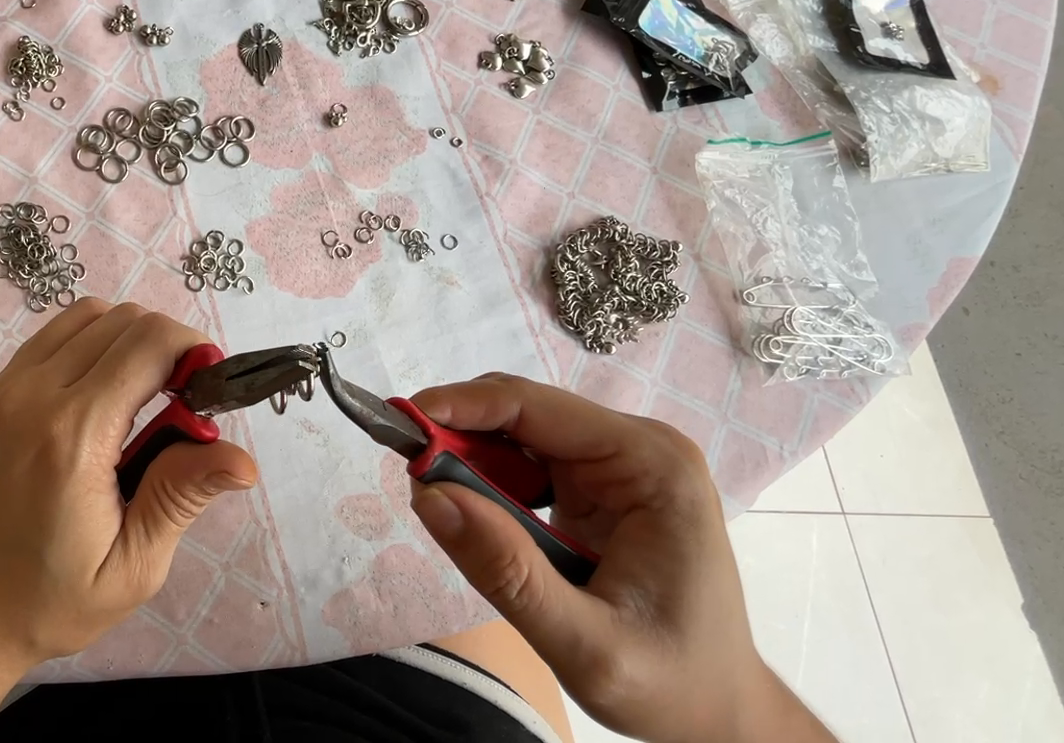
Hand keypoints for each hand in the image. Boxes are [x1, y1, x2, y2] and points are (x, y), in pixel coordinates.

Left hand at [0, 300, 257, 742]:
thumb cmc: (46, 602)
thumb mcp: (130, 567)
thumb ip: (181, 496)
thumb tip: (243, 459)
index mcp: (75, 434)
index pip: (150, 343)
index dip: (195, 351)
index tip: (211, 391)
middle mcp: (35, 393)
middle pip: (123, 320)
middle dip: (168, 345)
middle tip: (184, 402)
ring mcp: (7, 385)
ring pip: (87, 316)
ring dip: (129, 339)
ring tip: (144, 396)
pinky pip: (53, 336)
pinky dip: (90, 343)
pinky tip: (99, 396)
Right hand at [407, 374, 834, 742]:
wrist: (719, 711)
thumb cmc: (670, 685)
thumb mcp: (588, 648)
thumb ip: (509, 574)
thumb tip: (430, 496)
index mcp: (650, 465)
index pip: (533, 405)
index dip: (459, 407)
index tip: (398, 425)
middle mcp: (635, 445)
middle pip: (520, 408)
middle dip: (457, 432)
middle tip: (412, 473)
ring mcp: (617, 458)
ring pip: (514, 428)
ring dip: (467, 455)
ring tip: (442, 499)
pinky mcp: (596, 477)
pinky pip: (523, 455)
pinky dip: (485, 474)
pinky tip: (479, 511)